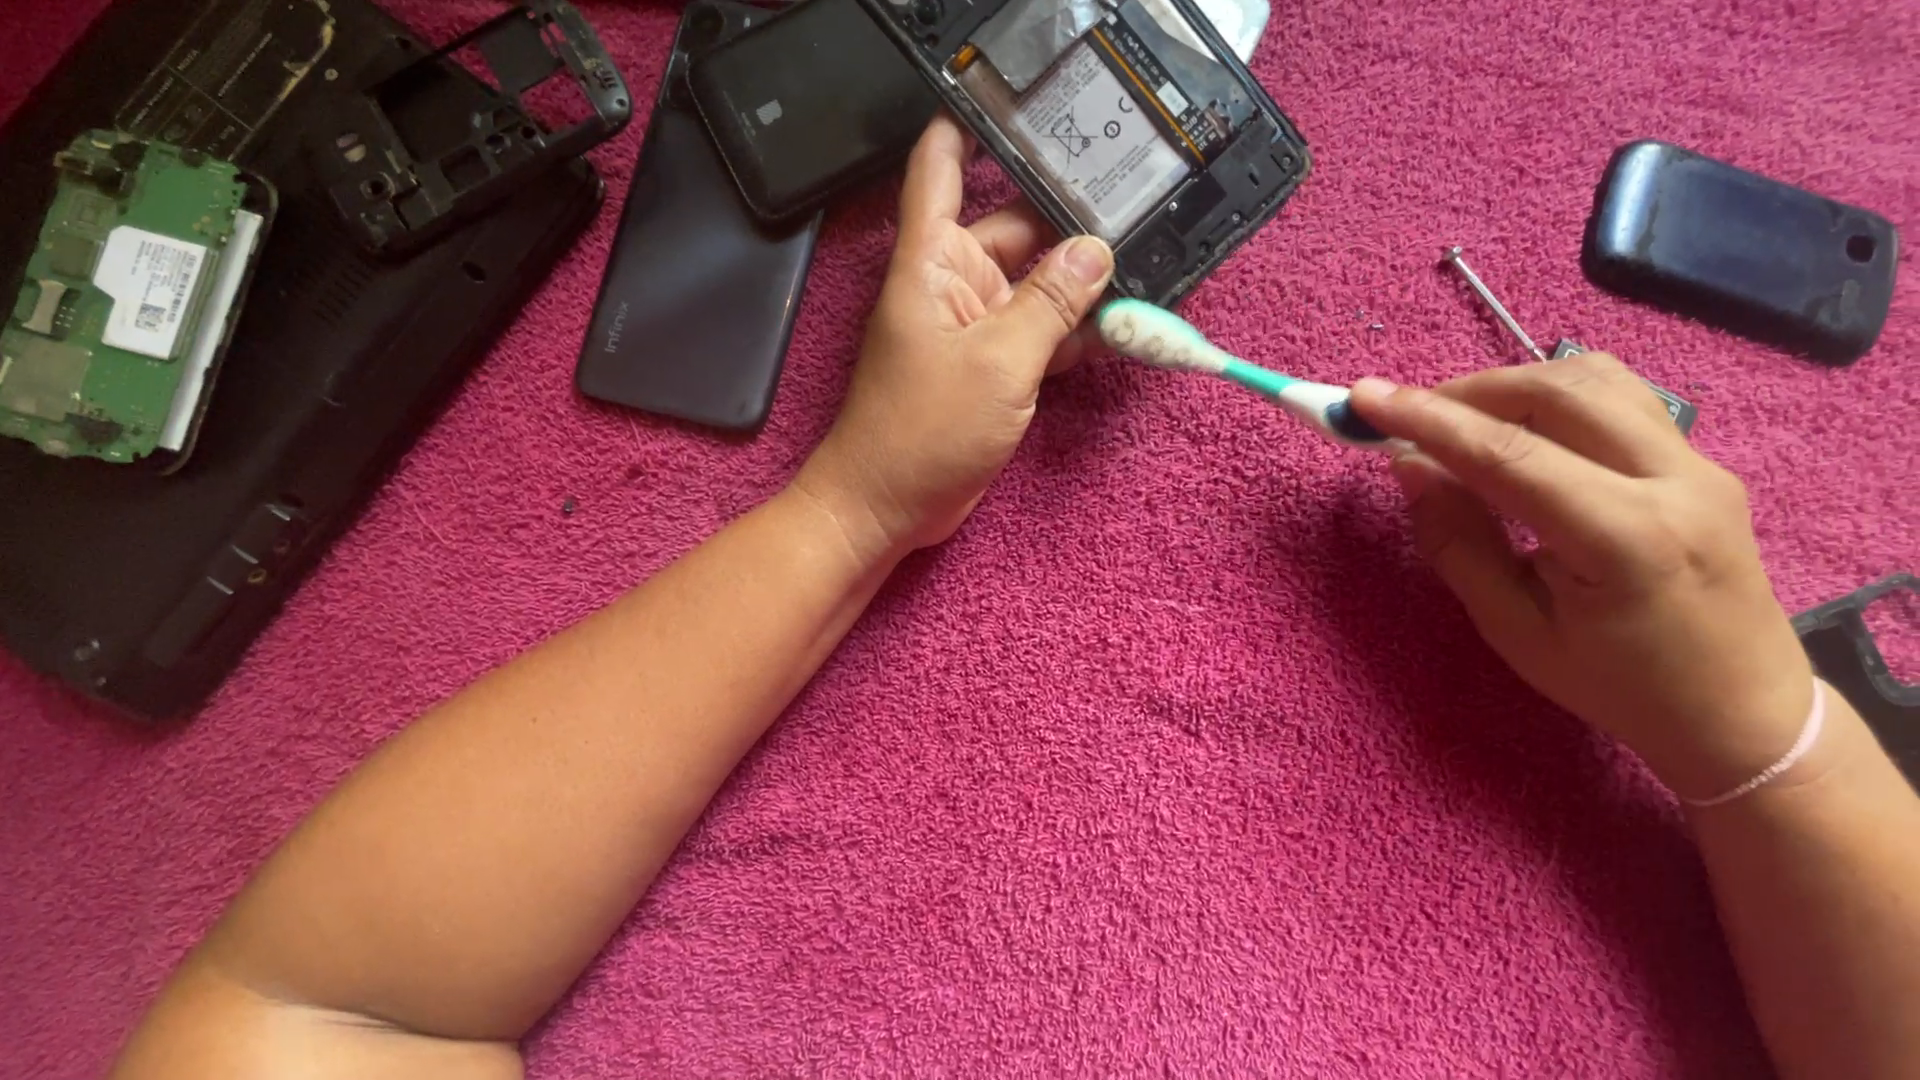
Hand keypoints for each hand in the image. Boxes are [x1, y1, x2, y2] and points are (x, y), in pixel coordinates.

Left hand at [796, 115, 1113, 555]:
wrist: (892, 504)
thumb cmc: (921, 431)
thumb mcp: (998, 362)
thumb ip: (1051, 303)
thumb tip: (1097, 251)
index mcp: (933, 261)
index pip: (941, 167)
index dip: (970, 124)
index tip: (1019, 103)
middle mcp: (953, 282)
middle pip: (1014, 225)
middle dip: (1068, 221)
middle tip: (1136, 207)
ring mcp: (974, 324)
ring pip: (1034, 282)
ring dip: (1078, 283)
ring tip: (1143, 268)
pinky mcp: (990, 363)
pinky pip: (1036, 330)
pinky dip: (1069, 331)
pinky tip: (1116, 328)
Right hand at [1350, 354, 1815, 800]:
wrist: (1741, 711)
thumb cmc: (1616, 685)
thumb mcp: (1514, 629)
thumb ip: (1459, 542)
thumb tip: (1410, 468)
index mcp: (1626, 538)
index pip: (1510, 454)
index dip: (1429, 420)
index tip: (1364, 397)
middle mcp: (1676, 482)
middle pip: (1558, 392)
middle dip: (1467, 392)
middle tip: (1404, 416)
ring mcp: (1699, 464)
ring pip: (1594, 378)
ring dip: (1510, 385)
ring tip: (1455, 420)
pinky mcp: (1699, 462)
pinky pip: (1617, 398)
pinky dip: (1550, 395)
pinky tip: (1514, 427)